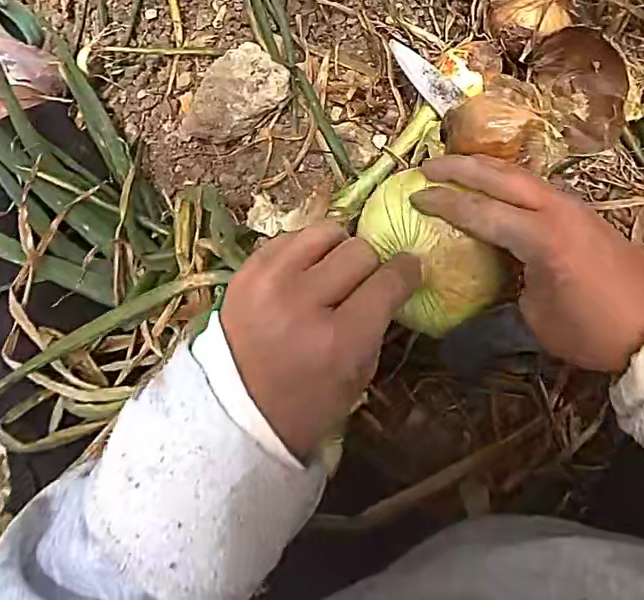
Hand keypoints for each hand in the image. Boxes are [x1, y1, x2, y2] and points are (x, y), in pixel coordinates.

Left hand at [221, 223, 421, 456]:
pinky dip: (306, 251)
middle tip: (362, 283)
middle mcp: (303, 302)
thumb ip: (379, 321)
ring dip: (337, 250)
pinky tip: (303, 273)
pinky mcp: (247, 268)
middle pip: (360, 251)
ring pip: (327, 231)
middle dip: (370, 266)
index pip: (388, 281)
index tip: (410, 268)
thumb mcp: (358, 376)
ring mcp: (270, 280)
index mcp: (339, 341)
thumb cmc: (306, 404)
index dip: (406, 271)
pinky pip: (292, 236)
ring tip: (331, 273)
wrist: (233, 411)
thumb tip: (395, 277)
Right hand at [412, 155, 643, 372]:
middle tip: (424, 167)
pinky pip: (531, 181)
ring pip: (516, 172)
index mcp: (541, 237)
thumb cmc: (596, 329)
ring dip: (481, 167)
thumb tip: (477, 281)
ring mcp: (569, 203)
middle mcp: (554, 209)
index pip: (479, 210)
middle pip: (496, 176)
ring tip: (450, 166)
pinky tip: (490, 184)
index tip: (414, 197)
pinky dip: (502, 177)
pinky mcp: (578, 207)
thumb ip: (503, 291)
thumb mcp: (538, 320)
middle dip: (457, 167)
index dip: (443, 202)